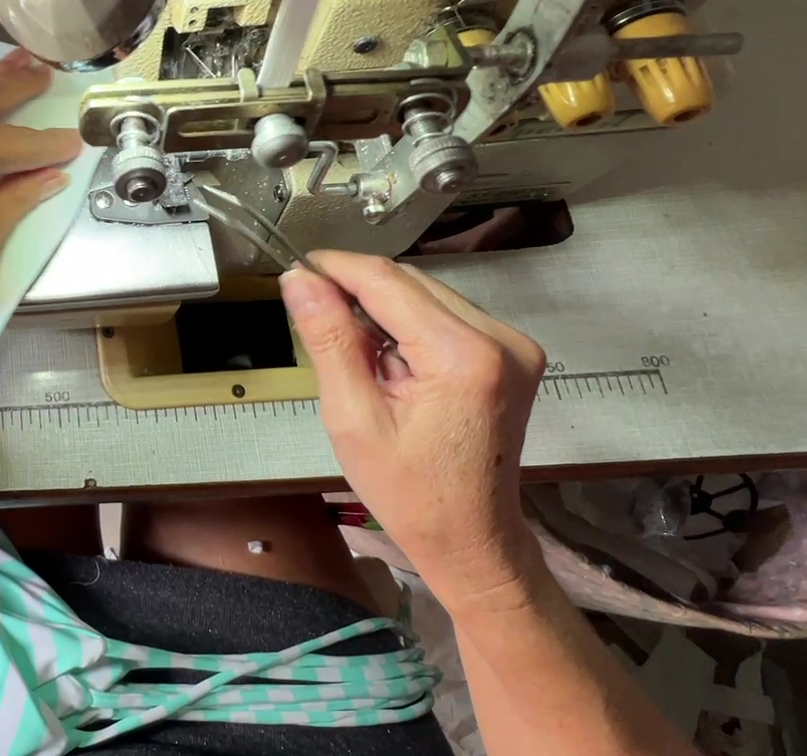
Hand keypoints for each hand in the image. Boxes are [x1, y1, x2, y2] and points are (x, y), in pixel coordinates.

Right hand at [281, 251, 545, 613]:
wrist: (471, 539)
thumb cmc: (407, 491)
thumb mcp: (351, 415)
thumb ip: (327, 338)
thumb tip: (298, 279)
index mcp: (461, 355)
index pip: (385, 280)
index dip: (334, 267)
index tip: (293, 270)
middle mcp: (500, 338)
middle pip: (407, 280)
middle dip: (354, 289)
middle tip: (313, 318)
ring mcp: (513, 344)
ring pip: (424, 291)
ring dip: (379, 306)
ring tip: (353, 352)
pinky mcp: (511, 352)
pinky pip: (443, 312)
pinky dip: (404, 322)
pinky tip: (388, 359)